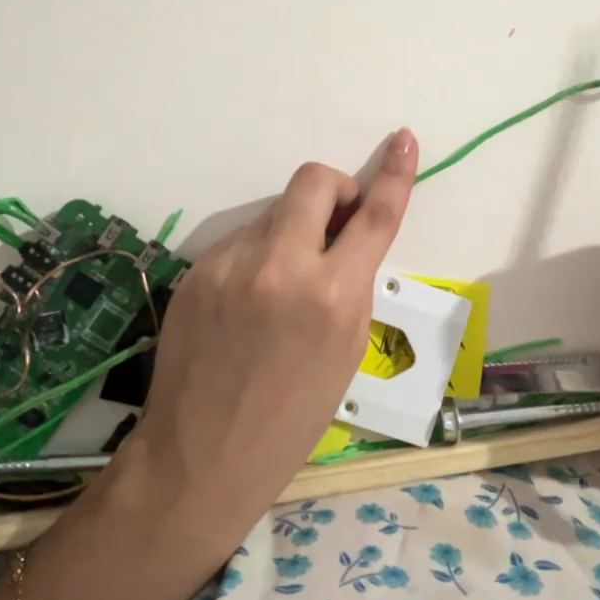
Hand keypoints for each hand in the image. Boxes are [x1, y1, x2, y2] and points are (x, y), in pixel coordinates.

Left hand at [124, 127, 419, 536]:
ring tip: (281, 287)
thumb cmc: (291, 419)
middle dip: (334, 190)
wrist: (201, 458)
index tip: (403, 141)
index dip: (395, 174)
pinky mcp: (197, 271)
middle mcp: (281, 266)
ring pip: (274, 213)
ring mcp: (230, 264)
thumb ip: (352, 285)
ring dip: (291, 232)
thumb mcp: (347, 353)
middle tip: (335, 223)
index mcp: (332, 296)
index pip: (375, 216)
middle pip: (314, 181)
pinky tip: (246, 304)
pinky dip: (256, 257)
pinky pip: (240, 242)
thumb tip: (344, 239)